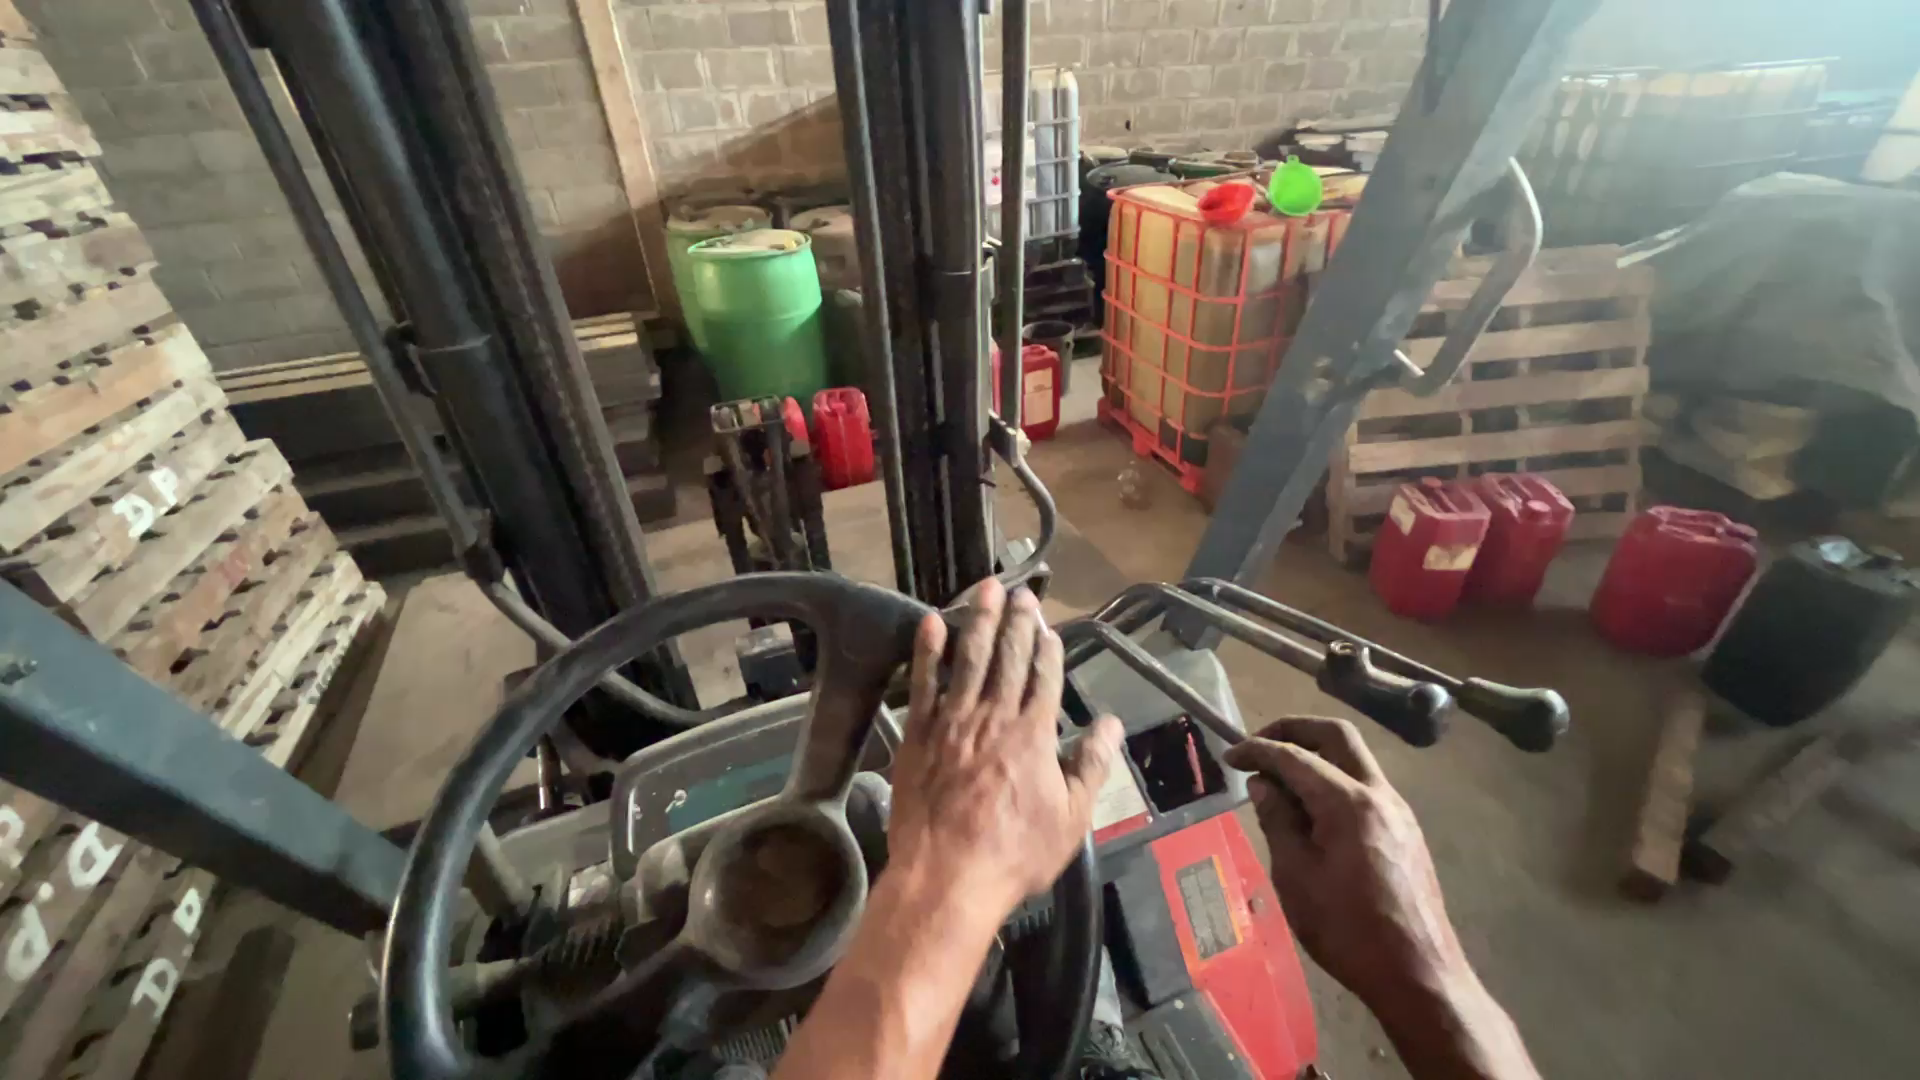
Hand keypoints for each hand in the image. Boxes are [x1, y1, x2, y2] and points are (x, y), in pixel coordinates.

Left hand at [886, 579, 1124, 918]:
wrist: (948, 876)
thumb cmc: (1014, 853)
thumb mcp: (1070, 818)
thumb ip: (1092, 766)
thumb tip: (1113, 724)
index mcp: (1034, 734)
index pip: (1044, 677)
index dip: (1046, 647)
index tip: (1046, 624)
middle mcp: (995, 716)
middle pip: (1008, 657)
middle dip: (1016, 621)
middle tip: (1020, 592)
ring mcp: (954, 720)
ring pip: (969, 658)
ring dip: (978, 619)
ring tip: (985, 588)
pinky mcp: (919, 733)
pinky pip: (924, 682)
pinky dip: (928, 650)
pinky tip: (932, 622)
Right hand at [1222, 717, 1469, 1013]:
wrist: (1420, 979)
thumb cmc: (1348, 930)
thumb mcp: (1295, 876)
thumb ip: (1278, 821)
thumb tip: (1264, 785)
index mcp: (1348, 803)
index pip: (1294, 757)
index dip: (1257, 750)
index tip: (1229, 756)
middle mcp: (1379, 795)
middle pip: (1336, 735)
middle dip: (1294, 729)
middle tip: (1260, 745)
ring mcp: (1398, 811)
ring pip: (1354, 758)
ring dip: (1315, 754)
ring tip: (1279, 781)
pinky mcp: (1405, 831)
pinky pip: (1364, 785)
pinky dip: (1332, 779)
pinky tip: (1310, 809)